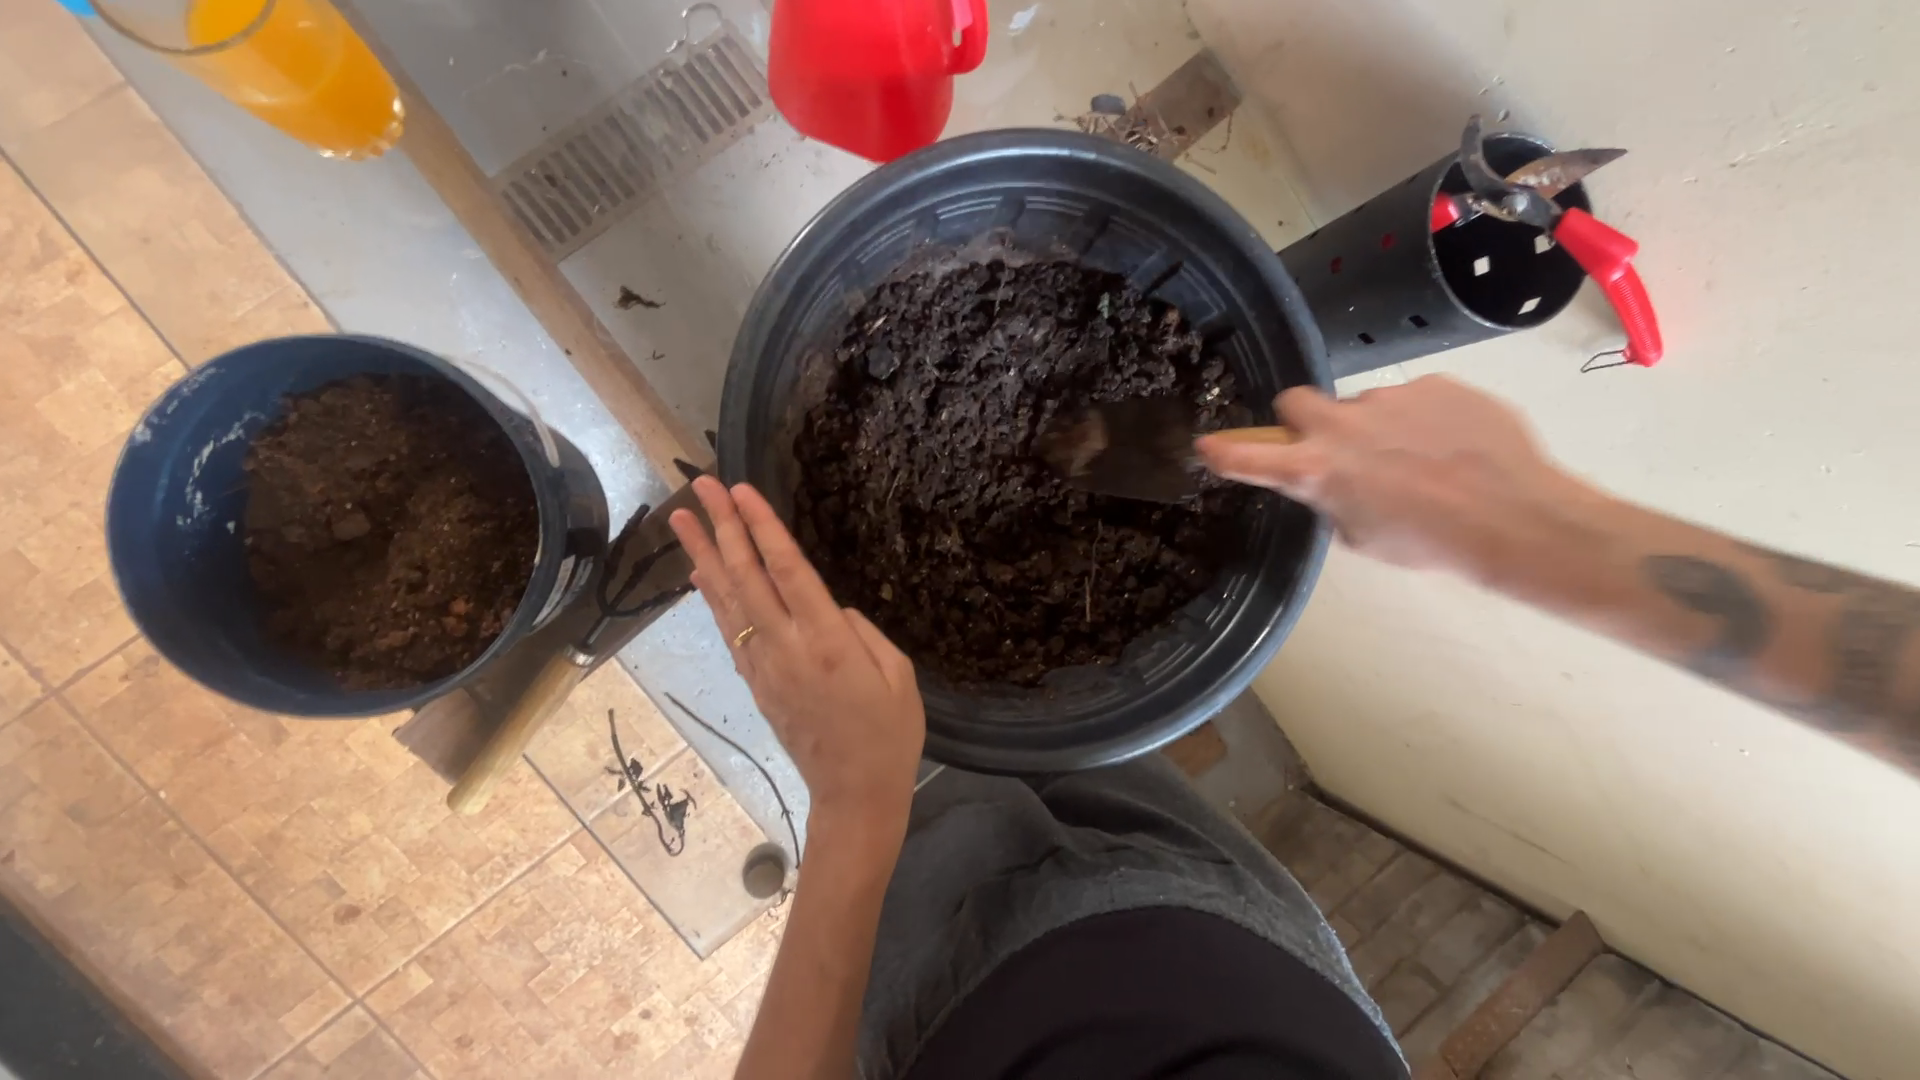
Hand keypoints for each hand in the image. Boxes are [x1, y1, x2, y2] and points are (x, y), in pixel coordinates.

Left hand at [669, 477, 925, 846]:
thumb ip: (862, 631)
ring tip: (681, 519)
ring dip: (704, 556)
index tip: (742, 492)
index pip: (788, 570)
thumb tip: (830, 609)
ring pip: (727, 601)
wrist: (854, 795)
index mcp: (828, 641)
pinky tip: (701, 576)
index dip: (762, 527)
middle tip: (701, 486)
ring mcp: (764, 667)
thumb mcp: (898, 675)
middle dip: (723, 527)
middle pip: (746, 577)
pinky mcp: (756, 683)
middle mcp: (786, 648)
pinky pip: (730, 630)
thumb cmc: (889, 734)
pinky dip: (712, 598)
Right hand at [1193, 376, 1596, 577]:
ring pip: (1364, 406)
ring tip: (1420, 459)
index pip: (1248, 456)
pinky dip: (1422, 420)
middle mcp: (1341, 425)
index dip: (1224, 451)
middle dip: (1304, 421)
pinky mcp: (1436, 384)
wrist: (1515, 520)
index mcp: (1315, 469)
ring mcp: (1389, 398)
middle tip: (1335, 448)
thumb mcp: (1359, 535)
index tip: (1205, 445)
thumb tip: (1333, 482)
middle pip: (1296, 402)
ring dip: (1375, 427)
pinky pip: (1413, 399)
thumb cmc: (1428, 544)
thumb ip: (1331, 498)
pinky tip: (1452, 447)